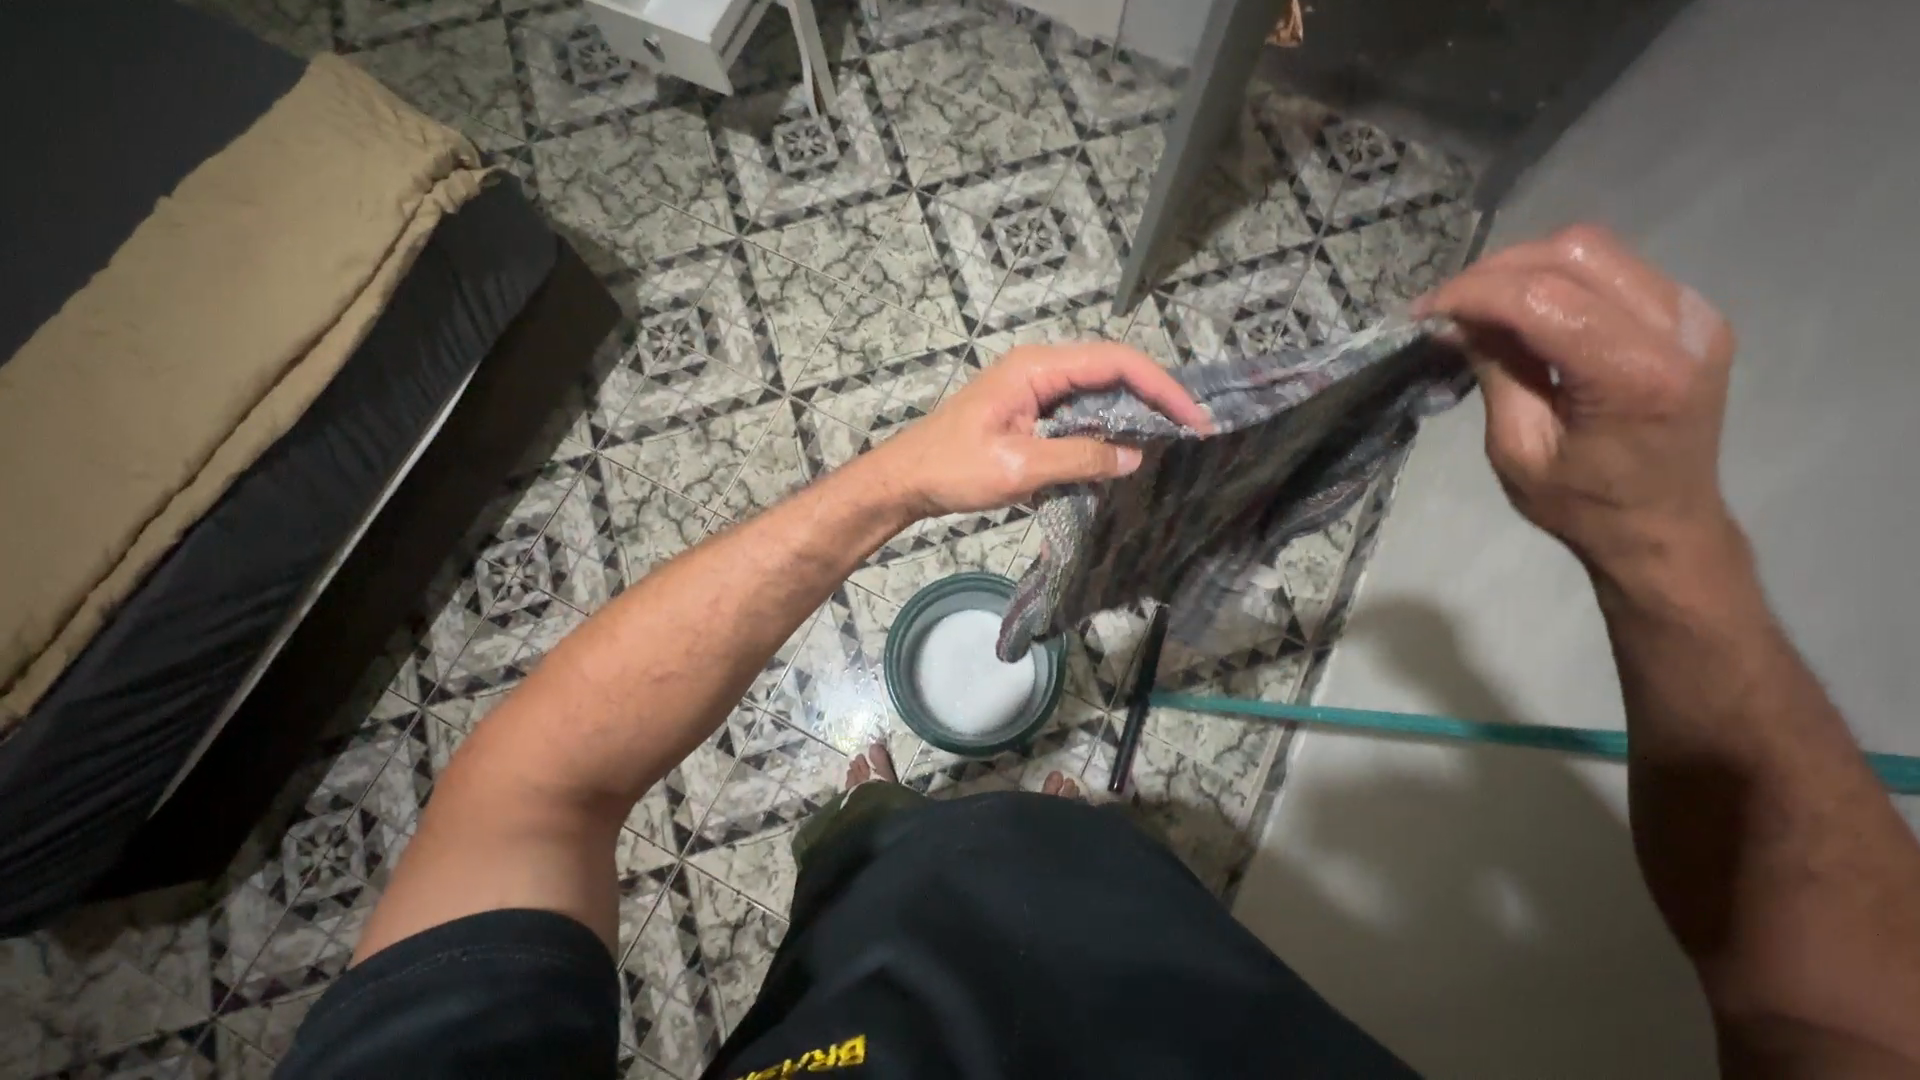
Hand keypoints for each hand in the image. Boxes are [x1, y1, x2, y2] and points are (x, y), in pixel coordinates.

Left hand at [872, 343, 1211, 516]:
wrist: (906, 479)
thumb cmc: (953, 468)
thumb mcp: (1018, 467)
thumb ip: (1078, 458)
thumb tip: (1134, 456)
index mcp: (1037, 368)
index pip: (1114, 361)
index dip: (1160, 386)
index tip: (1192, 419)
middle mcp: (1040, 368)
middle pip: (1112, 371)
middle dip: (1154, 398)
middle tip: (1191, 434)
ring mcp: (1034, 388)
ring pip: (1098, 392)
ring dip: (1132, 414)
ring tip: (1169, 443)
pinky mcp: (1030, 411)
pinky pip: (1079, 413)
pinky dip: (1106, 429)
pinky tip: (1123, 453)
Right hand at [1415, 225, 1737, 576]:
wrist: (1663, 526)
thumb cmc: (1582, 503)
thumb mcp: (1517, 447)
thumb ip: (1496, 371)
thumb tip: (1457, 321)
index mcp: (1633, 374)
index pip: (1543, 297)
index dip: (1473, 293)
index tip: (1423, 313)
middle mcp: (1677, 329)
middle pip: (1576, 252)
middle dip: (1497, 271)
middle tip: (1446, 306)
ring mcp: (1694, 315)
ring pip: (1597, 249)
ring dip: (1525, 267)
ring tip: (1479, 304)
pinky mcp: (1691, 314)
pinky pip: (1615, 268)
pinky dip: (1557, 277)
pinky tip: (1524, 309)